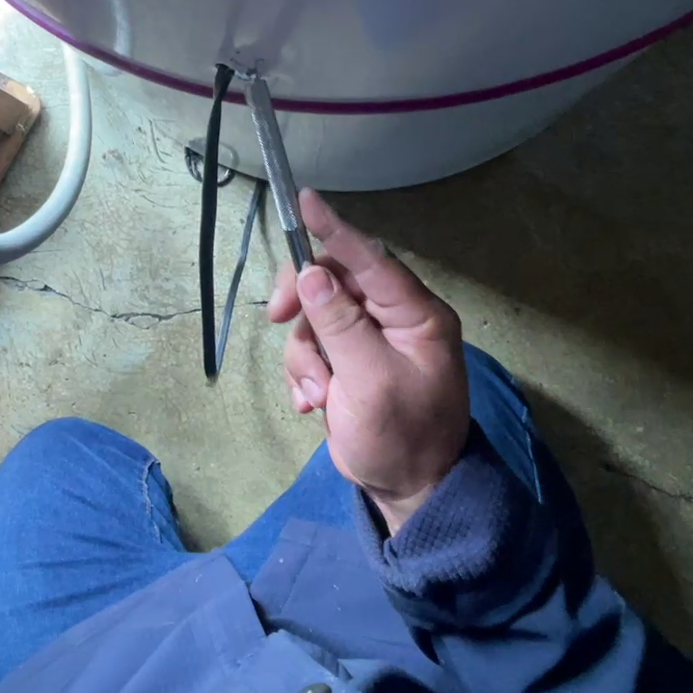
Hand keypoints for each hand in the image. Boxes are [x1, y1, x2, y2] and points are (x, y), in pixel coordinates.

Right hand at [268, 189, 467, 532]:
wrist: (408, 491)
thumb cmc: (402, 437)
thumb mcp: (371, 382)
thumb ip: (341, 325)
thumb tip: (310, 274)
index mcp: (414, 313)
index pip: (370, 258)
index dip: (334, 229)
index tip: (304, 200)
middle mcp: (391, 316)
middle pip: (332, 280)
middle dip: (302, 303)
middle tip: (277, 317)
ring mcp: (367, 338)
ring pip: (313, 316)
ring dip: (305, 357)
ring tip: (317, 396)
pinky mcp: (346, 360)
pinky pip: (310, 346)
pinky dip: (304, 373)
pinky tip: (312, 404)